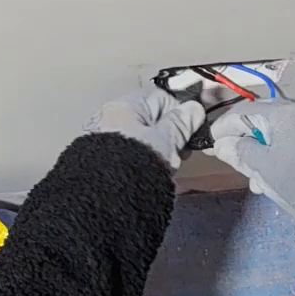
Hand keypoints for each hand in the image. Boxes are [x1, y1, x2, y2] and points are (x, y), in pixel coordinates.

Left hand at [85, 88, 207, 169]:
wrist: (104, 197)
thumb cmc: (137, 162)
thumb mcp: (167, 140)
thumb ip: (182, 123)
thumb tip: (194, 108)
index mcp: (127, 104)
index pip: (162, 98)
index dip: (180, 115)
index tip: (189, 133)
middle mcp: (110, 115)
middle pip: (150, 120)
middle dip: (168, 136)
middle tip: (179, 154)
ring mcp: (103, 137)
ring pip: (140, 139)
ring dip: (155, 151)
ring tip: (163, 168)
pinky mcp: (99, 158)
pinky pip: (128, 153)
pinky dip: (140, 162)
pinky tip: (147, 175)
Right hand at [204, 99, 294, 216]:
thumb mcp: (261, 167)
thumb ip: (238, 152)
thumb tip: (222, 145)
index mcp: (283, 113)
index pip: (244, 111)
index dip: (224, 126)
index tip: (212, 141)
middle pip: (262, 118)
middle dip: (244, 137)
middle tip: (230, 156)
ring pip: (277, 132)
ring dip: (260, 149)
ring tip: (253, 176)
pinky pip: (292, 140)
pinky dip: (277, 153)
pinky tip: (271, 176)